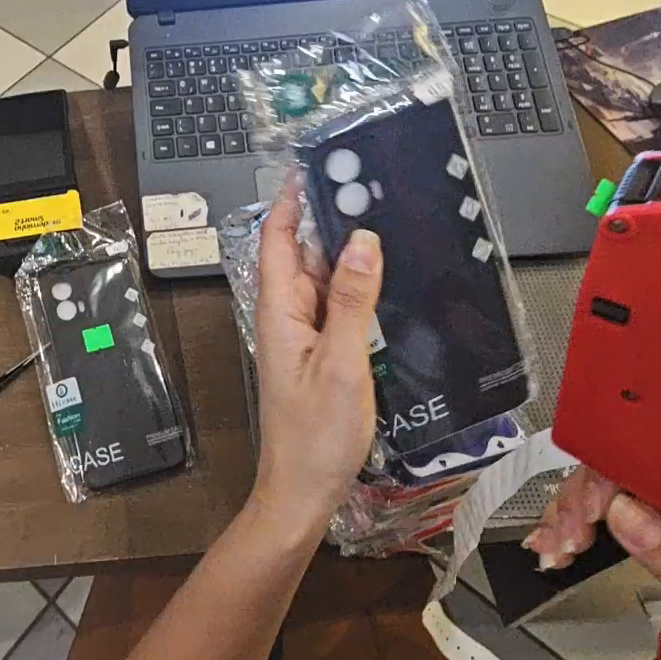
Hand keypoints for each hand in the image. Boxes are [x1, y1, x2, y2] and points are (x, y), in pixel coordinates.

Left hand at [248, 173, 381, 538]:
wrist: (303, 492)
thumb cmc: (316, 435)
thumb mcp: (341, 364)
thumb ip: (350, 302)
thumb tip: (362, 241)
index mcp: (278, 309)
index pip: (276, 239)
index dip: (289, 201)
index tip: (313, 167)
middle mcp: (286, 313)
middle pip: (301, 253)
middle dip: (327, 219)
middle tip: (366, 185)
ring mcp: (303, 332)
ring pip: (321, 277)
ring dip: (345, 251)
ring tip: (382, 218)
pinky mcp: (321, 350)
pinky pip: (335, 304)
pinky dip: (354, 285)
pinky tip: (384, 277)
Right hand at [524, 468, 660, 659]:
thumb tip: (622, 510)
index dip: (618, 472)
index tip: (586, 508)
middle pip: (634, 474)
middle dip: (584, 497)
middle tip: (561, 537)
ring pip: (617, 496)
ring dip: (573, 514)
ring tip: (552, 547)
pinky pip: (620, 526)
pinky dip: (580, 531)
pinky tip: (558, 544)